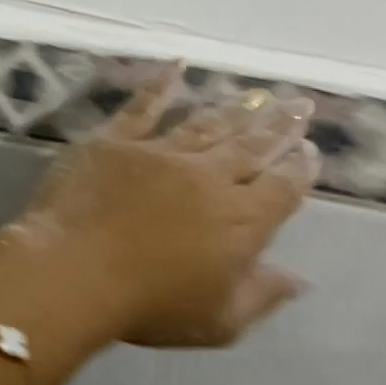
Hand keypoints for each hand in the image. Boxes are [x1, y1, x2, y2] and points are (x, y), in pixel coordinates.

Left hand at [0, 64, 322, 348]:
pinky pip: (142, 106)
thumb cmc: (148, 303)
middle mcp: (206, 179)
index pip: (282, 189)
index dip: (300, 169)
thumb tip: (298, 277)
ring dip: (234, 108)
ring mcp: (158, 153)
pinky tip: (178, 63)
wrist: (74, 266)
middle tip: (300, 103)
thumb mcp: (219, 320)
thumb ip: (261, 295)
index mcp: (241, 223)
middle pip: (250, 148)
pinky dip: (161, 83)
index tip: (311, 148)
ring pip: (205, 124)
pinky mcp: (114, 140)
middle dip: (278, 126)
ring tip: (258, 93)